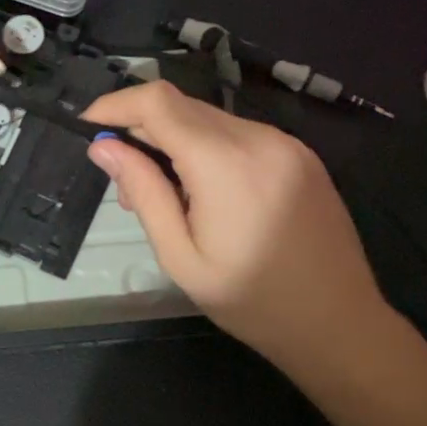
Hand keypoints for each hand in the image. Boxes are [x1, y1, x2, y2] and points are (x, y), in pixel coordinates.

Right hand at [82, 82, 393, 380]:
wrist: (339, 322)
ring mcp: (285, 143)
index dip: (115, 104)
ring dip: (173, 140)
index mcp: (225, 163)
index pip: (157, 102)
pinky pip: (237, 134)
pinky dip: (206, 148)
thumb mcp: (181, 257)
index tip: (87, 128)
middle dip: (140, 129)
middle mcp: (258, 138)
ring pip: (209, 118)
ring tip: (165, 196)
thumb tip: (104, 148)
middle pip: (181, 105)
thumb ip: (144, 193)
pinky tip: (203, 191)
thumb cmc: (252, 301)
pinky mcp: (299, 154)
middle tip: (125, 183)